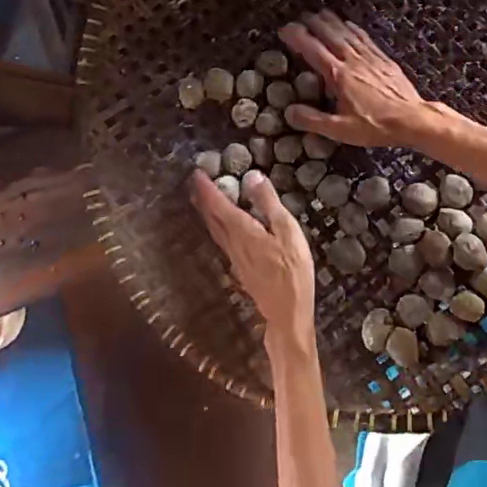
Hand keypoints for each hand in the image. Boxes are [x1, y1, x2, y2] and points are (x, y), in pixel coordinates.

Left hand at [189, 169, 315, 352]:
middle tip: (194, 183)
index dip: (207, 188)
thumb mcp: (287, 231)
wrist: (287, 313)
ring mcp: (236, 259)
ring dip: (207, 214)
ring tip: (202, 201)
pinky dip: (217, 227)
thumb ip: (269, 204)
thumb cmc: (292, 270)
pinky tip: (222, 230)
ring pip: (215, 231)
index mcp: (242, 231)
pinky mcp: (241, 269)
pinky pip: (223, 241)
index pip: (219, 205)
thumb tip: (252, 177)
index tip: (196, 173)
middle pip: (212, 219)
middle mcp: (233, 244)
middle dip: (202, 199)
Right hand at [278, 11, 439, 148]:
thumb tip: (290, 112)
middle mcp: (352, 61)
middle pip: (330, 34)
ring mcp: (370, 58)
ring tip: (321, 13)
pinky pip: (365, 38)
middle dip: (313, 23)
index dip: (297, 37)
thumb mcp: (340, 130)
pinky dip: (354, 28)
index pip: (312, 49)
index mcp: (338, 76)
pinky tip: (350, 24)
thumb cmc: (376, 126)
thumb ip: (313, 120)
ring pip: (347, 32)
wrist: (412, 119)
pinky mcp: (383, 60)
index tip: (285, 30)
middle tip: (301, 17)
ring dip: (332, 21)